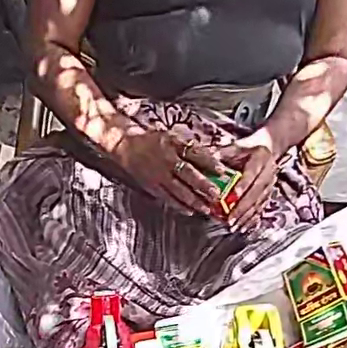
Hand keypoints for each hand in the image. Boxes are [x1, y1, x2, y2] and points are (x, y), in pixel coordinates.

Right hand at [111, 127, 225, 215]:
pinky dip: (179, 205)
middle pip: (188, 174)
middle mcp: (166, 160)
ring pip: (178, 190)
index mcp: (173, 144)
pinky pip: (167, 198)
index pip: (194, 153)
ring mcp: (158, 175)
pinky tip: (189, 211)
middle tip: (216, 195)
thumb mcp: (170, 136)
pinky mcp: (152, 186)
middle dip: (203, 186)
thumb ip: (188, 147)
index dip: (209, 162)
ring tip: (206, 208)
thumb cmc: (150, 140)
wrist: (124, 144)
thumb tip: (209, 157)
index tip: (222, 170)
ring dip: (194, 200)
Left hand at [215, 130, 280, 226]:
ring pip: (258, 204)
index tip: (233, 196)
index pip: (251, 174)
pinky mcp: (269, 194)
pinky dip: (252, 220)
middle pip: (255, 193)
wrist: (270, 147)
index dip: (243, 185)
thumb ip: (223, 153)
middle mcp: (268, 173)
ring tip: (233, 228)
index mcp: (260, 159)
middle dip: (242, 208)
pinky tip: (243, 228)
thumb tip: (208, 159)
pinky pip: (261, 209)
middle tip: (229, 220)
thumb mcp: (236, 146)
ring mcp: (270, 185)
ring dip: (245, 217)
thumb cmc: (248, 148)